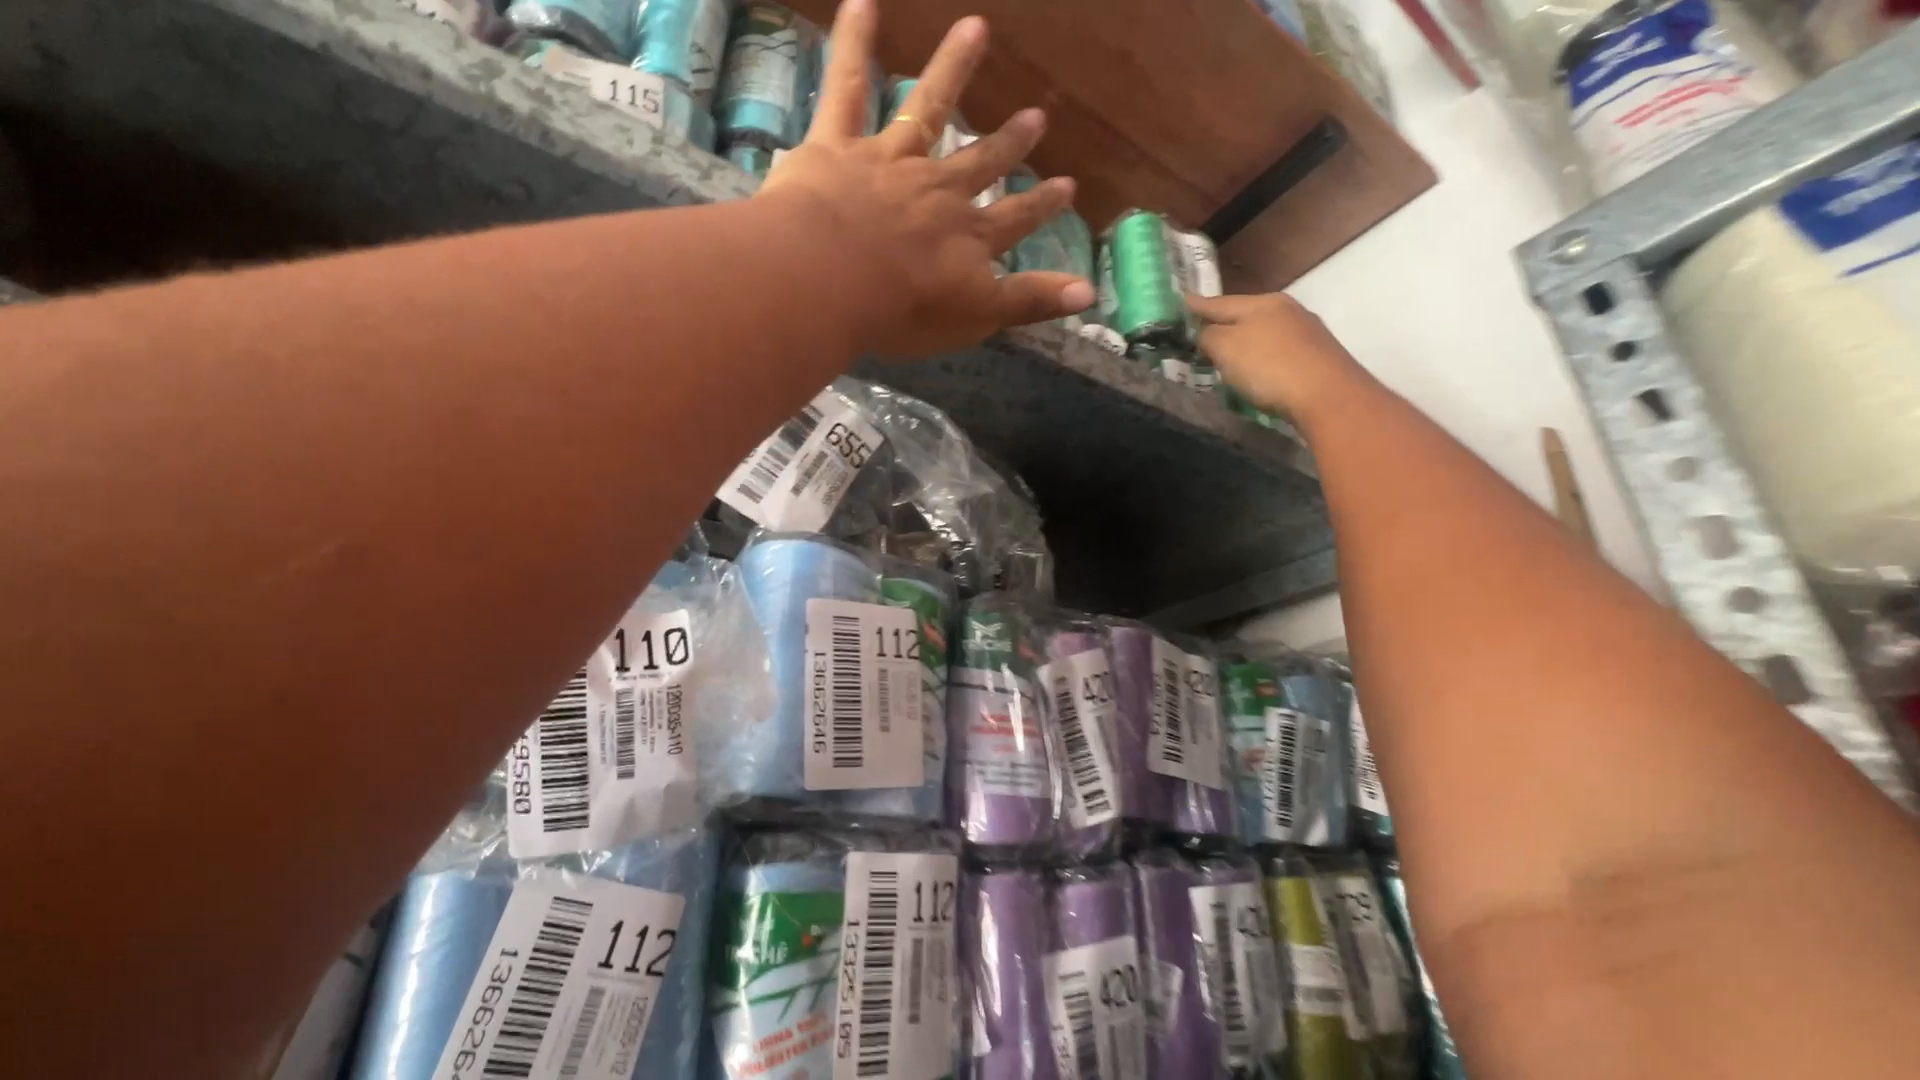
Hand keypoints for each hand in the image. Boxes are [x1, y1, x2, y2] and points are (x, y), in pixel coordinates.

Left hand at [758, 0, 1093, 356]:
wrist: (829, 280)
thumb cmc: (900, 311)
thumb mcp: (975, 316)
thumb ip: (1029, 302)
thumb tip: (1091, 294)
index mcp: (967, 236)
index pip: (1014, 220)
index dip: (1040, 206)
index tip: (1066, 185)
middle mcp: (938, 190)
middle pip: (979, 162)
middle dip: (1008, 144)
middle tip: (1035, 118)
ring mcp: (891, 161)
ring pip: (928, 108)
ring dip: (952, 68)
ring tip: (975, 28)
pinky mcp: (839, 145)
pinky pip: (847, 88)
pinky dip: (854, 44)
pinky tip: (862, 2)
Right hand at [1189, 292, 1370, 424]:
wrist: (1329, 396)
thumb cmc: (1270, 367)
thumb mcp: (1226, 349)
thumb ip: (1209, 337)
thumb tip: (1207, 333)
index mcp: (1262, 303)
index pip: (1220, 302)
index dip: (1199, 305)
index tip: (1183, 300)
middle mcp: (1287, 310)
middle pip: (1247, 313)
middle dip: (1226, 320)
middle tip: (1205, 327)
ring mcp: (1307, 332)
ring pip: (1267, 329)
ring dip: (1248, 338)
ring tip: (1232, 349)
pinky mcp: (1320, 355)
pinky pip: (1283, 349)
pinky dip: (1267, 354)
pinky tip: (1264, 366)